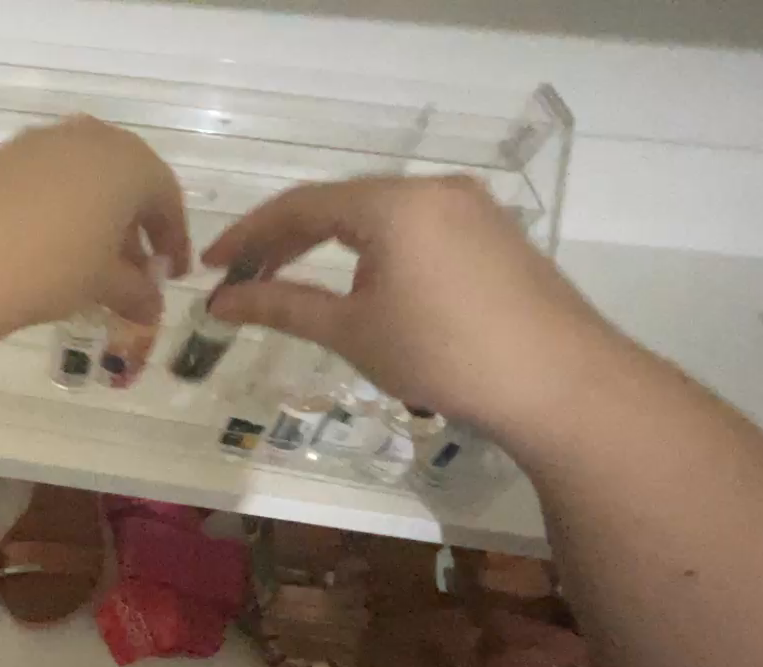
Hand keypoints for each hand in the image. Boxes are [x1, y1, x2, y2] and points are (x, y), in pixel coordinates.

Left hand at [0, 116, 190, 337]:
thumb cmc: (51, 269)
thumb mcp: (102, 285)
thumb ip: (136, 292)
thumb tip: (152, 307)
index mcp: (131, 162)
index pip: (166, 201)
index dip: (172, 242)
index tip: (172, 275)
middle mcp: (90, 139)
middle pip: (124, 185)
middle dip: (132, 231)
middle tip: (131, 273)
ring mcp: (40, 143)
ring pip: (82, 182)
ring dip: (93, 222)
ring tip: (87, 265)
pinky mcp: (0, 159)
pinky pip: (43, 185)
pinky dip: (56, 214)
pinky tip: (44, 247)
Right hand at [200, 176, 630, 427]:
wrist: (554, 381)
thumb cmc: (438, 353)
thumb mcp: (348, 330)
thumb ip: (279, 306)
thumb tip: (218, 302)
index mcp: (394, 204)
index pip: (300, 206)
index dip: (246, 235)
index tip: (208, 267)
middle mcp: (432, 190)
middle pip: (335, 204)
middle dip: (279, 239)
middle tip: (237, 277)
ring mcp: (466, 208)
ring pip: (371, 214)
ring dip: (319, 244)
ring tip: (280, 280)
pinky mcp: (485, 233)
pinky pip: (405, 227)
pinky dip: (361, 249)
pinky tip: (345, 281)